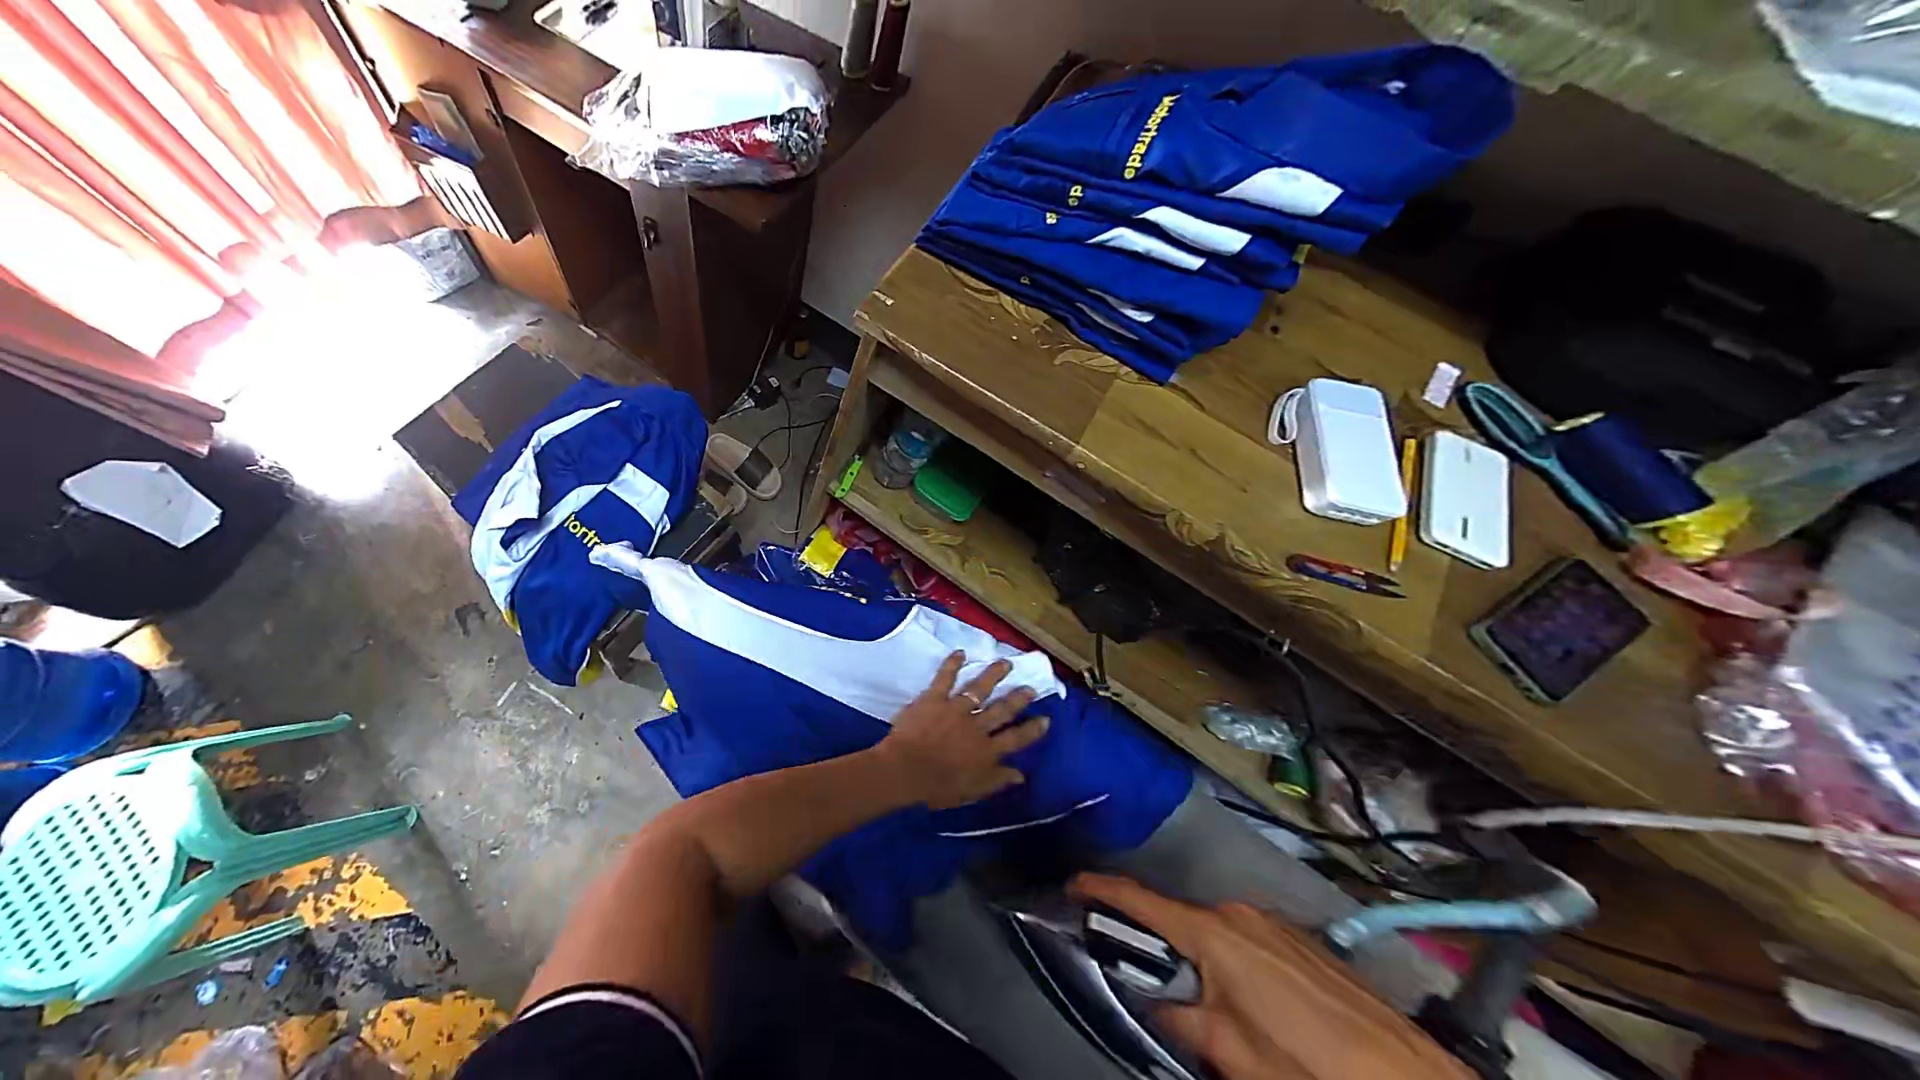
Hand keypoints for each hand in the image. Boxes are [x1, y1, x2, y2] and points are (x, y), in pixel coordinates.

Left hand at [871, 652, 1046, 809]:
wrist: (905, 770)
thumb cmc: (936, 787)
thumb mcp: (971, 791)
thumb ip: (996, 781)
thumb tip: (1020, 775)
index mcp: (986, 751)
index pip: (1015, 738)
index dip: (1032, 730)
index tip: (1045, 719)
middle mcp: (976, 727)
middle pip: (1002, 709)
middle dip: (1018, 698)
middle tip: (1030, 687)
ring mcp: (955, 709)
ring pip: (979, 688)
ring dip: (994, 674)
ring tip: (1005, 663)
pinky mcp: (934, 699)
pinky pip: (946, 678)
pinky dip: (953, 664)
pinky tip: (960, 652)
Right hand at [1069, 874, 1473, 1079]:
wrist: (1405, 1075)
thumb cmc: (1306, 1065)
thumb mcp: (1230, 1052)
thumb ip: (1179, 1020)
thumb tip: (1154, 1003)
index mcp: (1215, 933)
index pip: (1142, 901)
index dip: (1101, 890)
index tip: (1071, 886)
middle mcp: (1239, 912)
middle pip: (1177, 919)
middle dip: (1155, 946)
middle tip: (1143, 980)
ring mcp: (1271, 921)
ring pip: (1212, 931)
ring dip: (1195, 957)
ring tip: (1204, 1003)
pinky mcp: (1296, 938)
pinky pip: (1243, 939)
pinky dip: (1228, 960)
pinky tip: (1247, 1002)